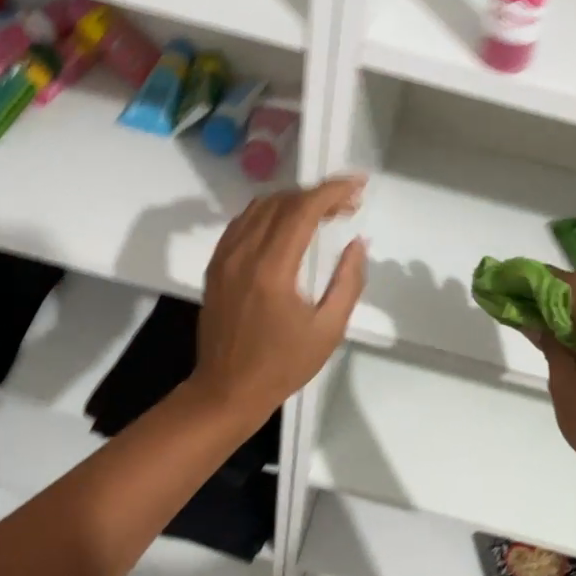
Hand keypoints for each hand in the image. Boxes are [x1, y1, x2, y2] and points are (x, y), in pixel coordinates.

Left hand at [192, 175, 368, 417]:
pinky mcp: (216, 266)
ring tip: (323, 212)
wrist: (227, 389)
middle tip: (349, 204)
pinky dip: (269, 214)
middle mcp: (244, 254)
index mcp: (272, 269)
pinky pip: (242, 223)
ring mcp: (225, 258)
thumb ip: (348, 282)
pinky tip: (288, 226)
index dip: (333, 191)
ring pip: (260, 208)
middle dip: (318, 194)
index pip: (303, 210)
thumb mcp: (328, 330)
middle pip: (282, 202)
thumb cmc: (282, 366)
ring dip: (294, 201)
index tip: (359, 186)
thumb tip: (357, 244)